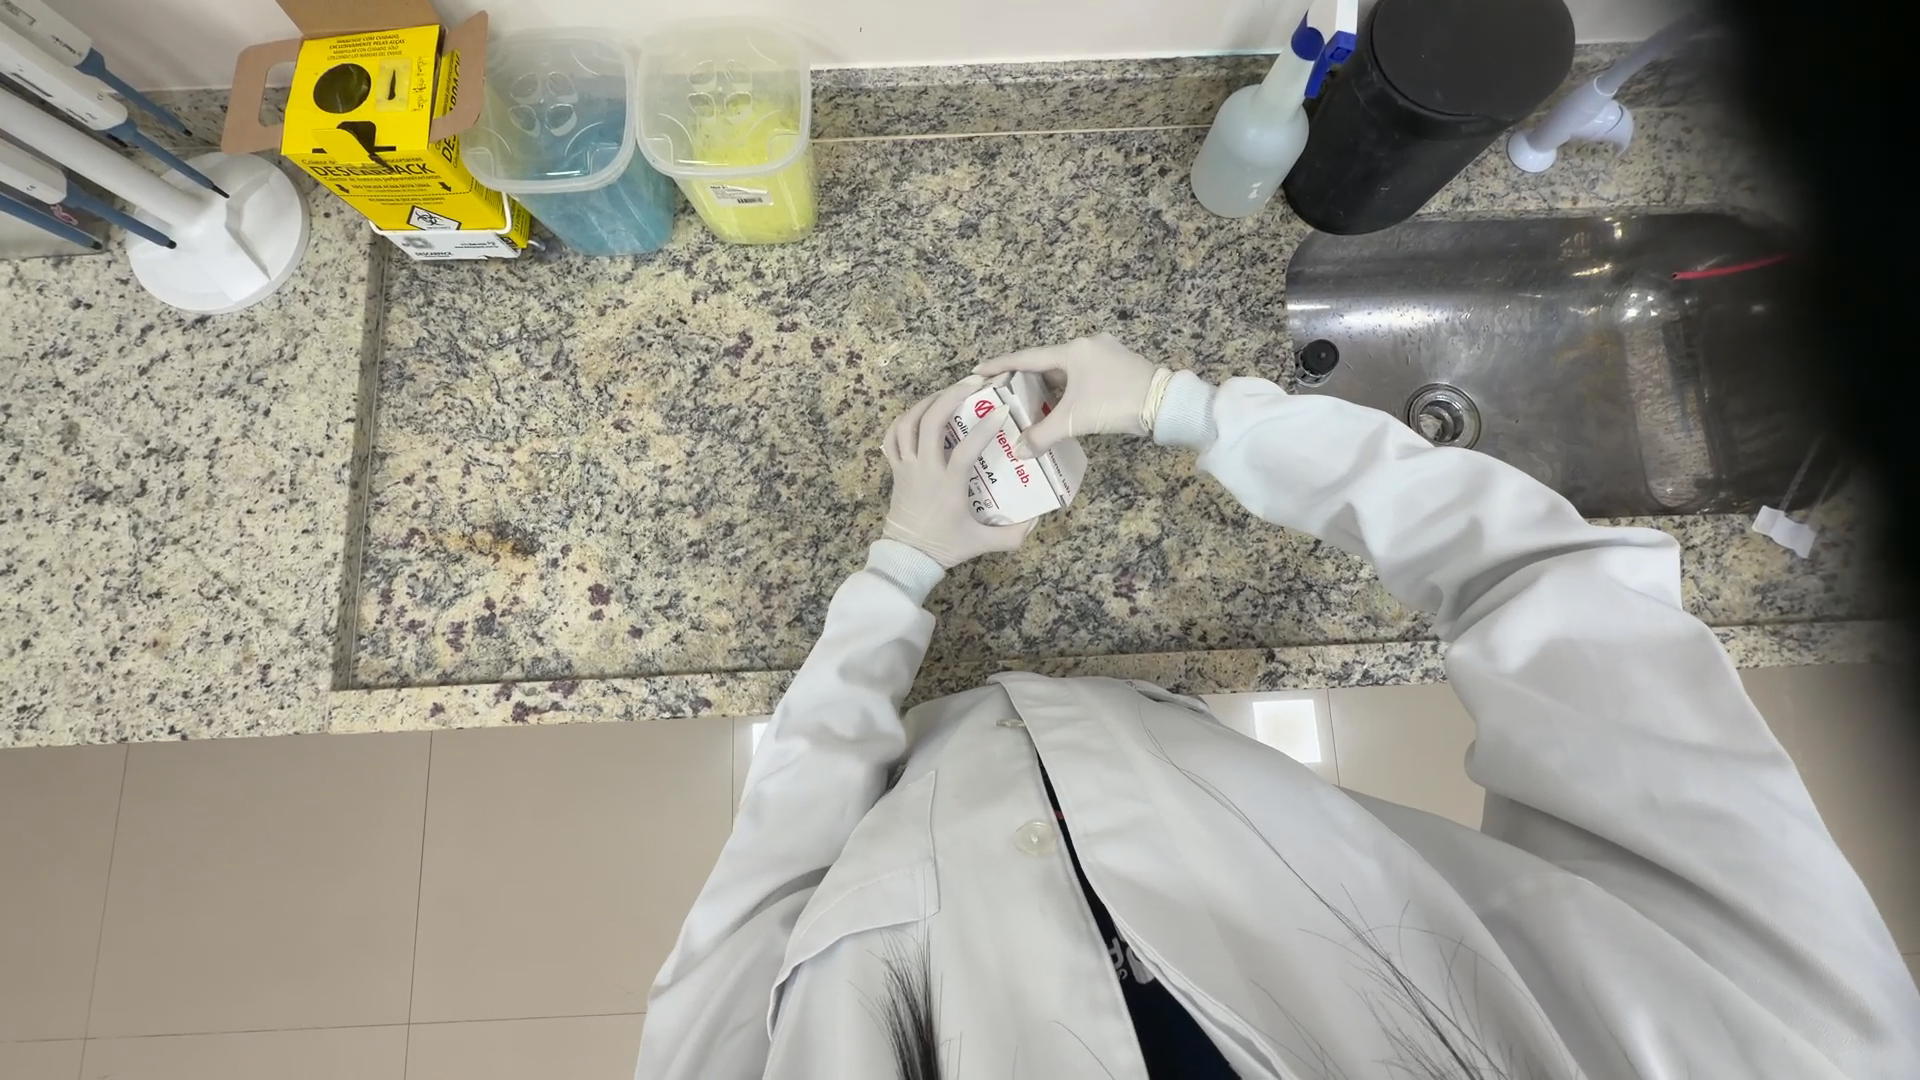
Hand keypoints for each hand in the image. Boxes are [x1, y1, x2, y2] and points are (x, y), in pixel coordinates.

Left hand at [881, 378, 1035, 567]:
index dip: (984, 428)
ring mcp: (906, 467)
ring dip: (927, 402)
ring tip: (948, 392)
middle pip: (930, 422)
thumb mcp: (983, 543)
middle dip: (951, 396)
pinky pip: (891, 438)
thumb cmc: (944, 547)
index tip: (1001, 410)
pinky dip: (903, 420)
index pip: (965, 450)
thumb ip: (1013, 535)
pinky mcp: (896, 470)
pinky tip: (918, 413)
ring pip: (908, 423)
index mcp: (947, 485)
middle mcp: (925, 470)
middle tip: (973, 383)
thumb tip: (1037, 520)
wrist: (907, 557)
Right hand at [971, 333, 1172, 453]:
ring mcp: (1106, 356)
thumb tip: (1020, 451)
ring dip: (1049, 388)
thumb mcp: (1074, 420)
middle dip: (1026, 380)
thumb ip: (1043, 435)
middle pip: (1048, 363)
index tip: (980, 370)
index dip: (1001, 365)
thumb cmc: (1116, 403)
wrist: (1165, 405)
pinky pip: (1083, 378)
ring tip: (1029, 405)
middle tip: (1005, 393)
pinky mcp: (1119, 369)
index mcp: (1073, 350)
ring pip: (1067, 372)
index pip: (1028, 357)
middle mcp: (1088, 347)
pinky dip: (1068, 392)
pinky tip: (1060, 408)